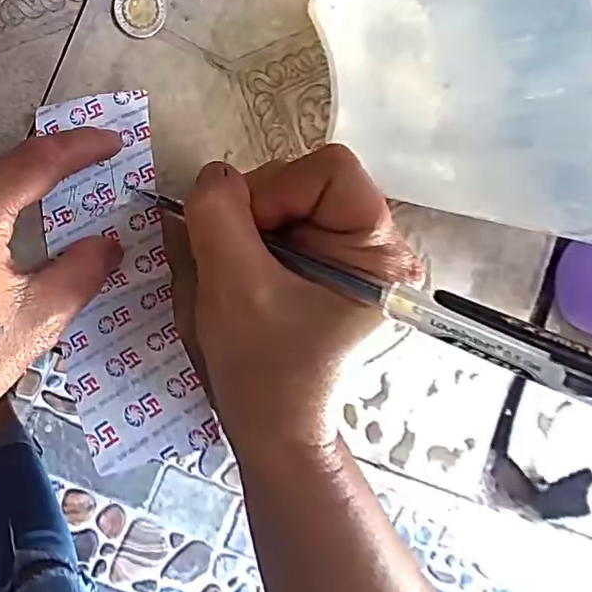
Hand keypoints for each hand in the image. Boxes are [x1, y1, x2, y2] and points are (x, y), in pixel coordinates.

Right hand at [180, 147, 422, 449]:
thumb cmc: (262, 364)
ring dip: (242, 224)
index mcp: (376, 251)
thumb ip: (219, 216)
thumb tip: (215, 175)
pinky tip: (242, 271)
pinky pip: (269, 216)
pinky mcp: (315, 258)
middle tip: (238, 261)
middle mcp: (370, 242)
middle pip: (299, 176)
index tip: (251, 238)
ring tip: (238, 271)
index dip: (277, 190)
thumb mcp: (233, 285)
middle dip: (253, 210)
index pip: (329, 169)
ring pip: (277, 194)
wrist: (270, 422)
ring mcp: (341, 250)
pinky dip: (242, 235)